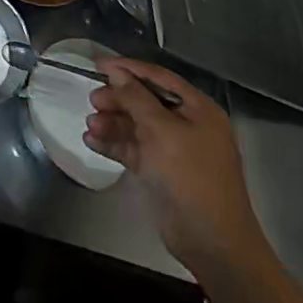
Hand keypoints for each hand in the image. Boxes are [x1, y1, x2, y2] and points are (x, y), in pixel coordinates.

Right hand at [85, 58, 302, 302]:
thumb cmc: (190, 175)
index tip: (97, 63)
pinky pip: (133, 148)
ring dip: (112, 122)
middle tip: (93, 101)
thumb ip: (136, 97)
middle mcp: (187, 125)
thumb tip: (117, 72)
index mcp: (198, 110)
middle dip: (117, 99)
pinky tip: (92, 141)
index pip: (159, 77)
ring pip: (136, 125)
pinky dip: (113, 143)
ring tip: (91, 125)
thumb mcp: (161, 130)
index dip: (128, 68)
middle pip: (145, 101)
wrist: (210, 239)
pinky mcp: (160, 170)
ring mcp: (174, 149)